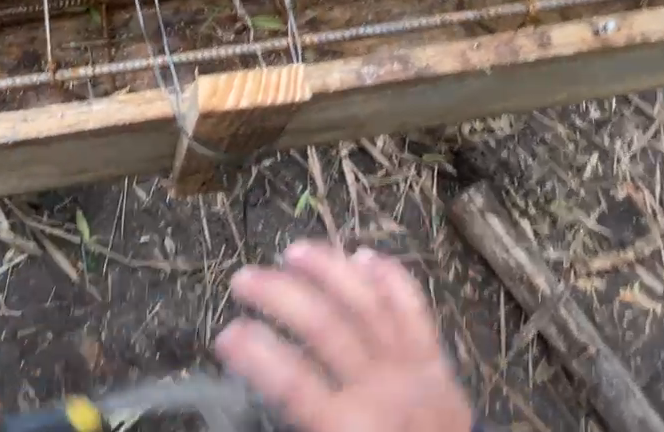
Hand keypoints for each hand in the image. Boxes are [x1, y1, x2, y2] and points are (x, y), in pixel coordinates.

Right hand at [214, 242, 474, 431]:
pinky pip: (413, 308)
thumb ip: (302, 418)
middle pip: (325, 327)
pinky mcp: (437, 359)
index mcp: (351, 427)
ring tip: (293, 250)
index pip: (293, 382)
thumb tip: (259, 380)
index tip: (226, 334)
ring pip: (366, 303)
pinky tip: (364, 255)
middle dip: (278, 296)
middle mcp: (382, 390)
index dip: (256, 354)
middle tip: (242, 278)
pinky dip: (390, 277)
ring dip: (328, 270)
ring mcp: (413, 369)